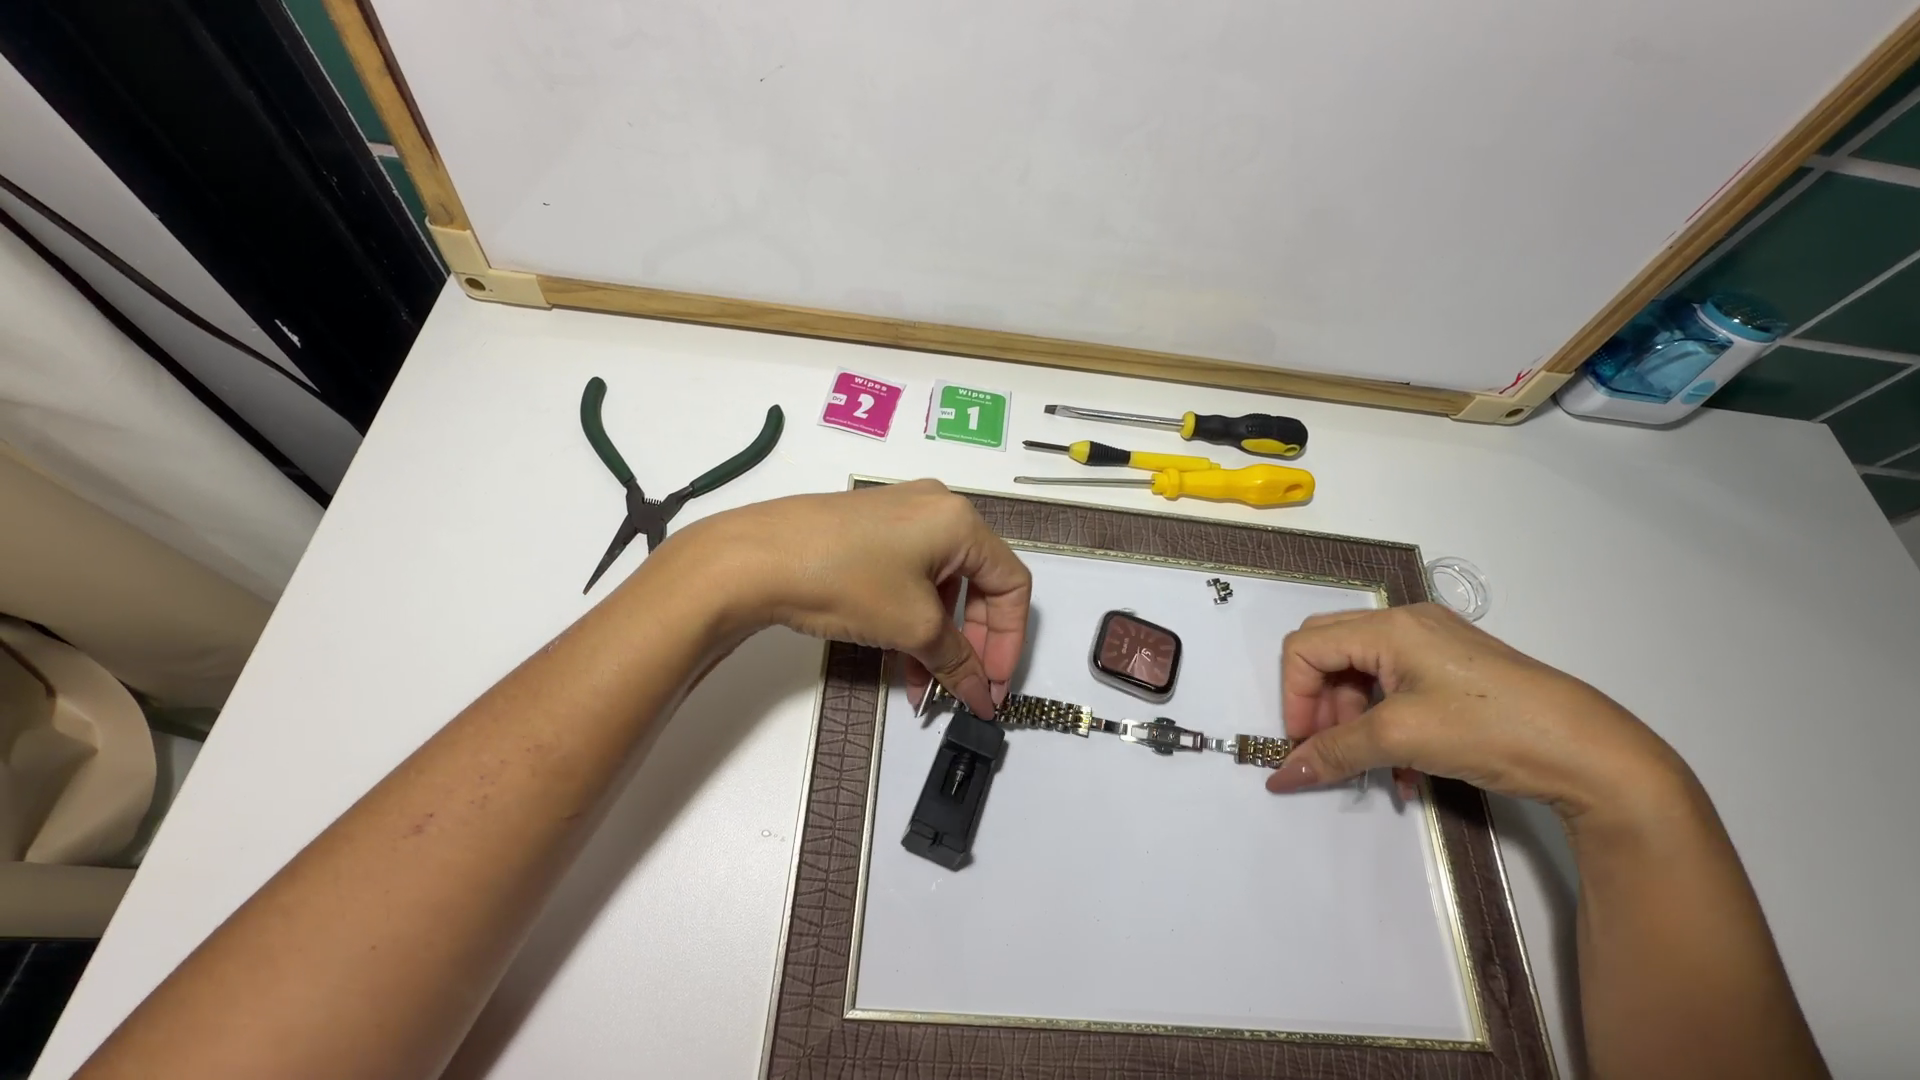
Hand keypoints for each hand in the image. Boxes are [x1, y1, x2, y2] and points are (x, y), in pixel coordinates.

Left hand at [655, 480, 1030, 717]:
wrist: (755, 559)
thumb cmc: (847, 581)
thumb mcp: (912, 625)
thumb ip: (956, 661)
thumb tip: (980, 695)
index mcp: (960, 522)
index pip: (1012, 584)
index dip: (1010, 641)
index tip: (994, 686)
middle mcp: (937, 510)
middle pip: (977, 585)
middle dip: (974, 643)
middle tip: (963, 687)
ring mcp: (899, 518)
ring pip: (940, 587)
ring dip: (939, 639)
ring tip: (925, 687)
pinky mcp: (868, 532)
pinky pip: (910, 579)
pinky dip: (913, 619)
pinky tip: (901, 659)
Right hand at [1266, 604, 1691, 823]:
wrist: (1593, 753)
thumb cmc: (1489, 730)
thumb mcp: (1400, 740)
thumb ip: (1333, 752)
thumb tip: (1281, 777)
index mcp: (1388, 626)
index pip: (1306, 647)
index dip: (1294, 696)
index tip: (1305, 744)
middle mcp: (1406, 623)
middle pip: (1329, 653)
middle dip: (1319, 705)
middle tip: (1328, 748)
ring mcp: (1434, 643)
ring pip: (1361, 673)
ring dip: (1352, 719)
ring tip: (1369, 765)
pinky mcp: (1455, 668)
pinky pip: (1395, 686)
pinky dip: (1383, 721)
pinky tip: (1401, 767)